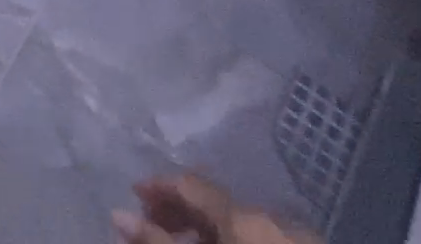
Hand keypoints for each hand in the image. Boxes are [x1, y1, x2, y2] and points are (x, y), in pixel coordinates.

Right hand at [114, 174, 322, 243]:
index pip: (191, 183)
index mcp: (246, 218)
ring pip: (244, 226)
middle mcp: (277, 222)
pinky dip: (238, 243)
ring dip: (209, 232)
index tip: (134, 198)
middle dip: (182, 212)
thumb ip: (156, 241)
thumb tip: (118, 214)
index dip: (158, 186)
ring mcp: (303, 242)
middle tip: (155, 228)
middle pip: (218, 204)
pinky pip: (269, 241)